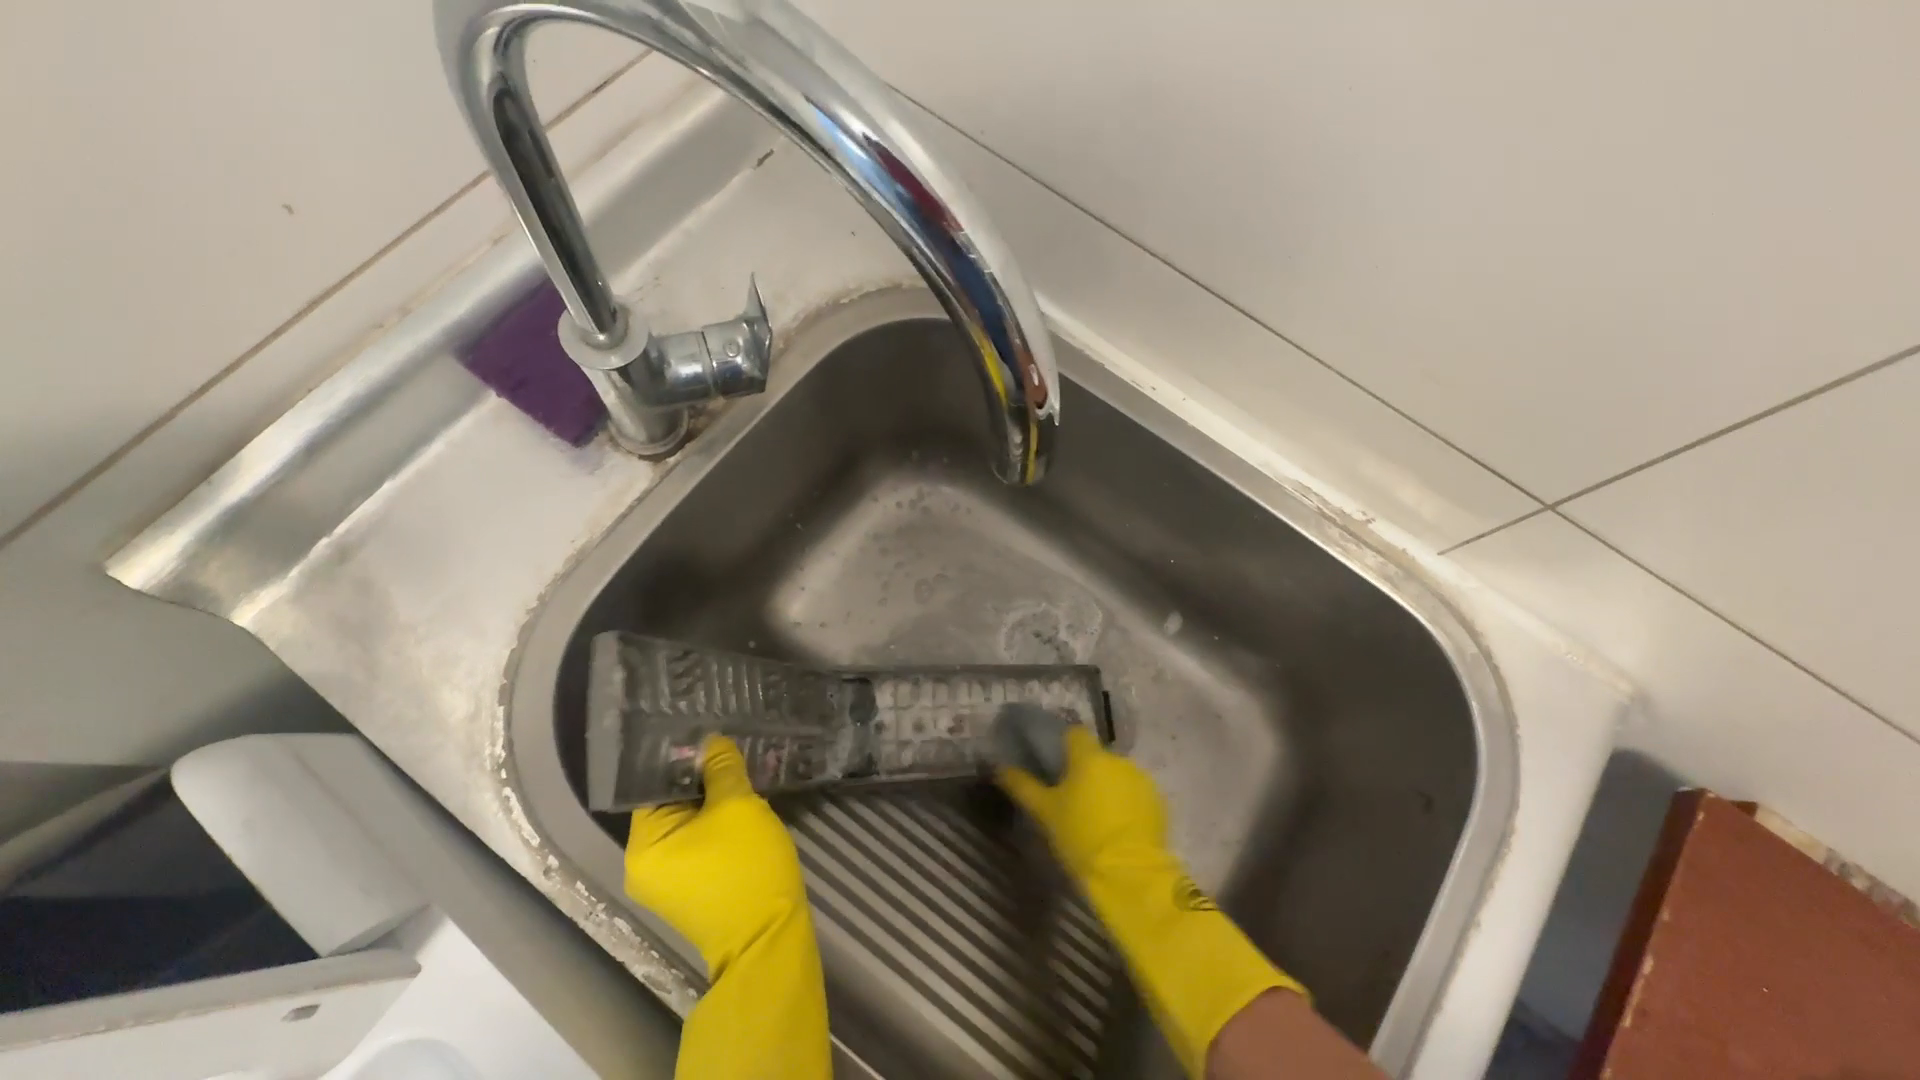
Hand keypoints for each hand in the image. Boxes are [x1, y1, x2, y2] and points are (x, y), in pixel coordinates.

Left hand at [623, 735, 807, 980]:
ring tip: (740, 779)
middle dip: (702, 782)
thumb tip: (711, 742)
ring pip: (688, 826)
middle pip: (671, 806)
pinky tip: (741, 813)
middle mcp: (643, 867)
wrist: (771, 937)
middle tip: (731, 756)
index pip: (654, 787)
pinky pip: (698, 846)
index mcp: (642, 846)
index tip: (710, 740)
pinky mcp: (691, 892)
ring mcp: (667, 883)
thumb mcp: (738, 807)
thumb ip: (721, 768)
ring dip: (713, 805)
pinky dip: (716, 829)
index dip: (683, 761)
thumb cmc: (746, 869)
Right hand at [996, 725, 1172, 881]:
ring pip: (1118, 775)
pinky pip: (1135, 794)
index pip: (1075, 734)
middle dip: (1086, 771)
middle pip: (1097, 757)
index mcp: (1089, 758)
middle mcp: (1118, 760)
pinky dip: (1126, 803)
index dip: (1064, 745)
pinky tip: (1117, 827)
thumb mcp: (1044, 813)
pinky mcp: (1158, 802)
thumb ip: (1022, 785)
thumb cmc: (1080, 837)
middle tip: (1072, 798)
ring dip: (1107, 787)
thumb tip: (999, 767)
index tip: (1055, 765)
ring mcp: (1142, 780)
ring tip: (1096, 816)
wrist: (1128, 872)